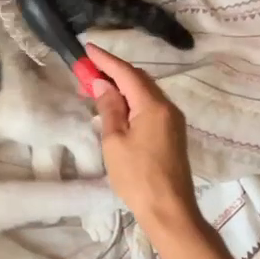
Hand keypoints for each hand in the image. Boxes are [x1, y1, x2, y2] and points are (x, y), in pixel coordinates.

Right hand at [86, 45, 198, 228]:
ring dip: (121, 87)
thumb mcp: (115, 141)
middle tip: (86, 70)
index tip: (87, 48)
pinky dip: (131, 100)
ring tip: (96, 87)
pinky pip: (150, 106)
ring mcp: (173, 121)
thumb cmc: (137, 176)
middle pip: (138, 80)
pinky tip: (116, 107)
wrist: (169, 210)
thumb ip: (109, 109)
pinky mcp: (172, 134)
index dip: (106, 60)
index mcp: (153, 106)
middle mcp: (167, 107)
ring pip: (145, 93)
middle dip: (112, 72)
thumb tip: (102, 84)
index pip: (126, 73)